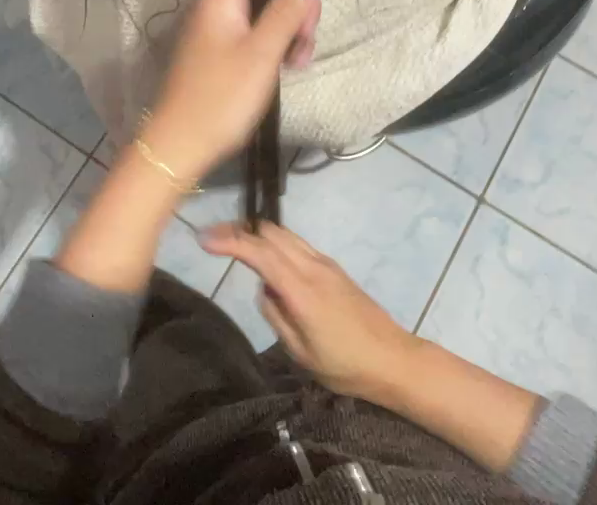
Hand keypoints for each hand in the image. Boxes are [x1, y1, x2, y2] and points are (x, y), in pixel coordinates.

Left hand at [141, 0, 319, 182]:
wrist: (181, 146)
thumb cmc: (220, 97)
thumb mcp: (262, 53)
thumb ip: (287, 10)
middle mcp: (219, 4)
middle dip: (298, 1)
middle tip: (308, 36)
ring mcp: (221, 28)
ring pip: (268, 9)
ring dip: (293, 27)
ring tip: (300, 60)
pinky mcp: (225, 51)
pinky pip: (259, 33)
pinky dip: (279, 44)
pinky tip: (290, 67)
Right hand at [199, 222, 421, 403]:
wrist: (393, 360)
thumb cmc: (345, 366)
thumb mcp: (301, 352)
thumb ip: (276, 315)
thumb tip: (264, 290)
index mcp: (302, 289)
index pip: (260, 253)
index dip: (230, 241)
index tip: (203, 239)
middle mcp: (313, 267)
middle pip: (271, 232)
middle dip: (240, 230)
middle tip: (213, 238)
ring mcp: (325, 264)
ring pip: (285, 235)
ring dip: (258, 234)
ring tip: (234, 245)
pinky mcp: (333, 268)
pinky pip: (298, 246)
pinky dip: (275, 244)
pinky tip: (267, 260)